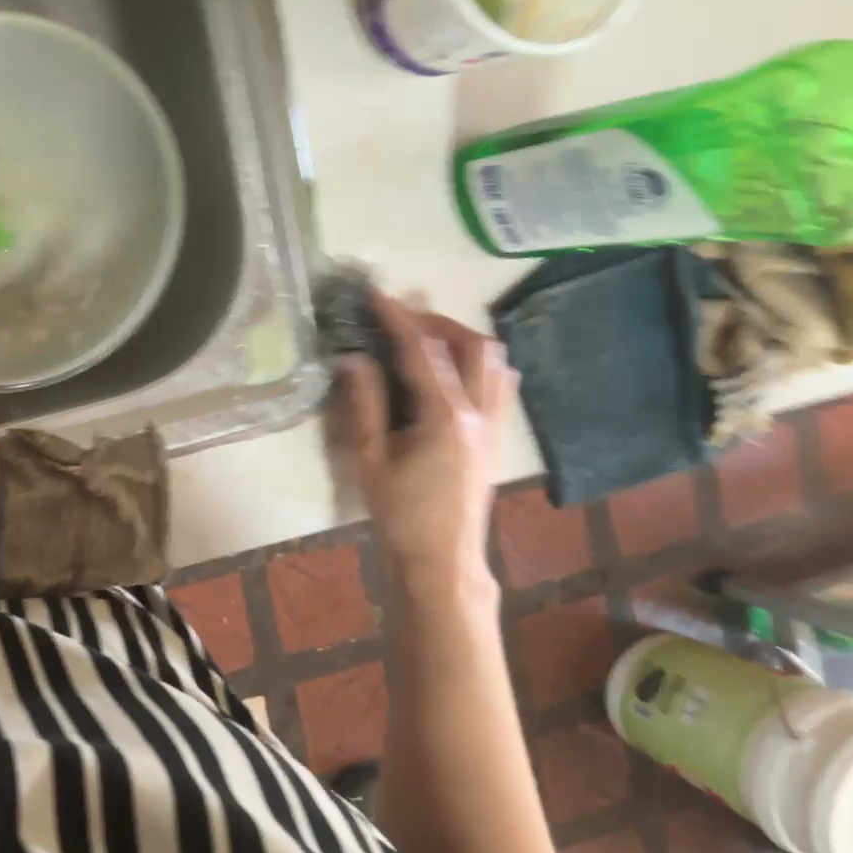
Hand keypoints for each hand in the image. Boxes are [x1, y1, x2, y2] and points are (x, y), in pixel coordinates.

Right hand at [336, 293, 517, 586]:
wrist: (442, 557)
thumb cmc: (400, 512)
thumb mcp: (370, 458)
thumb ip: (365, 403)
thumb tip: (352, 357)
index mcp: (445, 417)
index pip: (422, 351)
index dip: (397, 317)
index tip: (375, 294)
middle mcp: (480, 412)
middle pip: (472, 344)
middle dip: (436, 320)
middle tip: (399, 316)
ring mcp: (496, 424)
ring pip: (494, 360)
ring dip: (460, 338)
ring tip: (424, 336)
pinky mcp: (497, 435)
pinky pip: (500, 382)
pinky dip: (477, 361)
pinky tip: (450, 369)